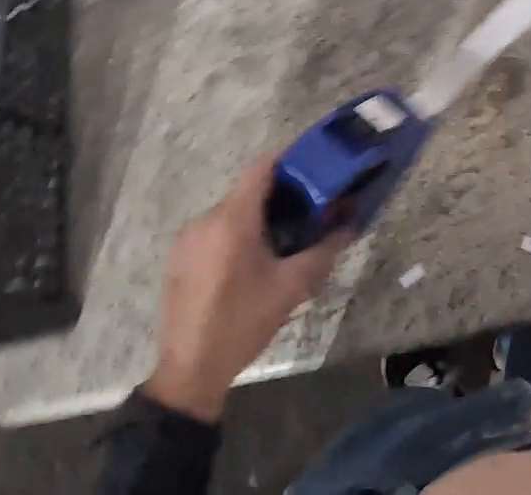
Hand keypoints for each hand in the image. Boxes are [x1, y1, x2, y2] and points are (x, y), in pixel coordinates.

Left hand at [142, 157, 348, 421]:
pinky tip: (253, 262)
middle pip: (248, 191)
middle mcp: (206, 220)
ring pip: (231, 212)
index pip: (261, 168)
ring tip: (284, 241)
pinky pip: (214, 231)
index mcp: (232, 221)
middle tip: (310, 212)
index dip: (289, 161)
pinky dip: (237, 234)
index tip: (315, 168)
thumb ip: (324, 251)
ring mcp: (188, 239)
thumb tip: (350, 225)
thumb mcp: (291, 288)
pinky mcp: (180, 257)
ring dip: (257, 218)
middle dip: (280, 196)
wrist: (190, 370)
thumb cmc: (243, 323)